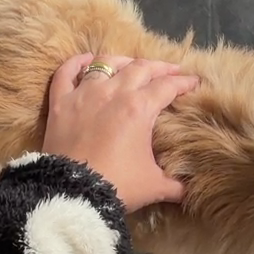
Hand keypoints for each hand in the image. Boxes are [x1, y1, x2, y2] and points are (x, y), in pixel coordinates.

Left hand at [43, 53, 199, 211]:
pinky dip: (76, 63)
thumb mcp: (154, 186)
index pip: (167, 86)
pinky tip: (86, 60)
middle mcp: (114, 92)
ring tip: (132, 64)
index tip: (193, 82)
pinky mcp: (60, 102)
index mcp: (140, 108)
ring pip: (106, 63)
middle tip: (170, 70)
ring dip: (123, 61)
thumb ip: (175, 186)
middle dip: (160, 67)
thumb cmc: (118, 186)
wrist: (74, 194)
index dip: (184, 83)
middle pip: (141, 68)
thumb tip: (188, 192)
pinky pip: (66, 73)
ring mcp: (84, 94)